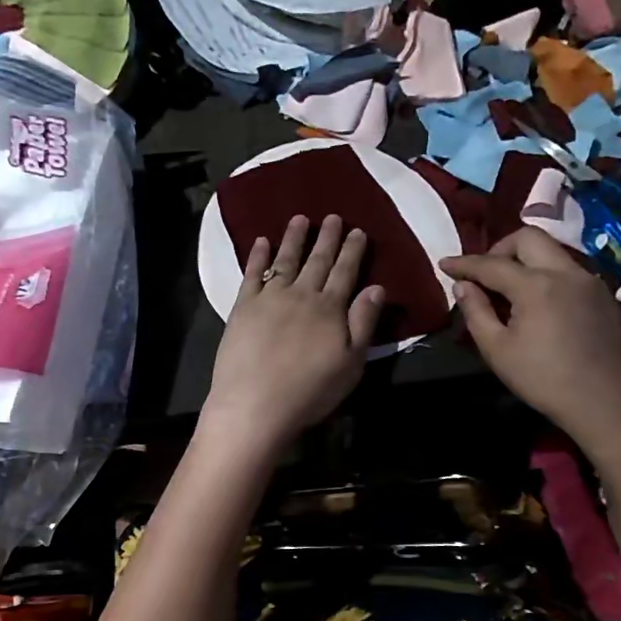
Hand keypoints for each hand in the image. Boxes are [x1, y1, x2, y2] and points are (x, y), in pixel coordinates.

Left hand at [202, 215, 383, 450]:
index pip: (345, 272)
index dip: (353, 251)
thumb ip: (364, 322)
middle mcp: (301, 295)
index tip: (358, 230)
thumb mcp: (351, 362)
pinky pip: (251, 274)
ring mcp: (269, 298)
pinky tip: (262, 242)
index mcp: (330, 308)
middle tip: (333, 216)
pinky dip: (257, 256)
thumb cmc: (311, 390)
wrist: (256, 403)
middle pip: (317, 261)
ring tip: (300, 219)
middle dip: (327, 238)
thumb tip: (378, 287)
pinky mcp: (242, 307)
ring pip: (285, 260)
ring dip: (294, 238)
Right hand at [439, 227, 620, 438]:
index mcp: (536, 285)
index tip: (445, 264)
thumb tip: (463, 286)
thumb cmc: (542, 379)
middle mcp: (565, 271)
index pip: (492, 264)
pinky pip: (569, 270)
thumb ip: (476, 311)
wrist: (601, 401)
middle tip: (485, 274)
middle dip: (500, 248)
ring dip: (527, 260)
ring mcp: (589, 280)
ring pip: (552, 251)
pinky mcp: (603, 295)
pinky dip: (548, 275)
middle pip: (528, 237)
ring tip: (511, 288)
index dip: (465, 263)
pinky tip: (541, 303)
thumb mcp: (497, 350)